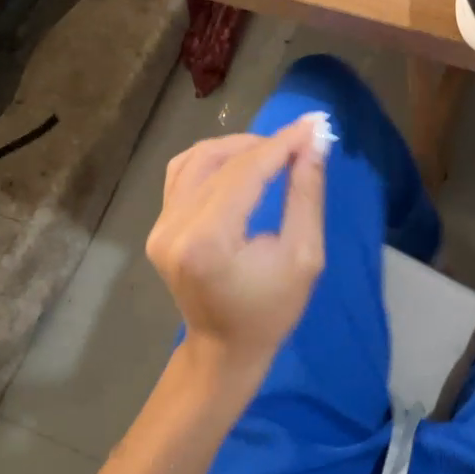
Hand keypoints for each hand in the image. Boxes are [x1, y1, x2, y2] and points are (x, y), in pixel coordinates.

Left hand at [145, 113, 331, 377]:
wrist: (224, 349)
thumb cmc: (271, 310)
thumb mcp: (304, 255)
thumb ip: (307, 193)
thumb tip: (315, 141)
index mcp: (209, 241)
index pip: (247, 171)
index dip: (283, 143)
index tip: (316, 124)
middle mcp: (175, 227)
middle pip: (224, 160)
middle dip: (267, 144)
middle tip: (303, 141)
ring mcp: (160, 226)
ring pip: (199, 157)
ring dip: (239, 147)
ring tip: (275, 153)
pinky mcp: (158, 225)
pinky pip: (183, 171)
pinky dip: (214, 158)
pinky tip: (240, 164)